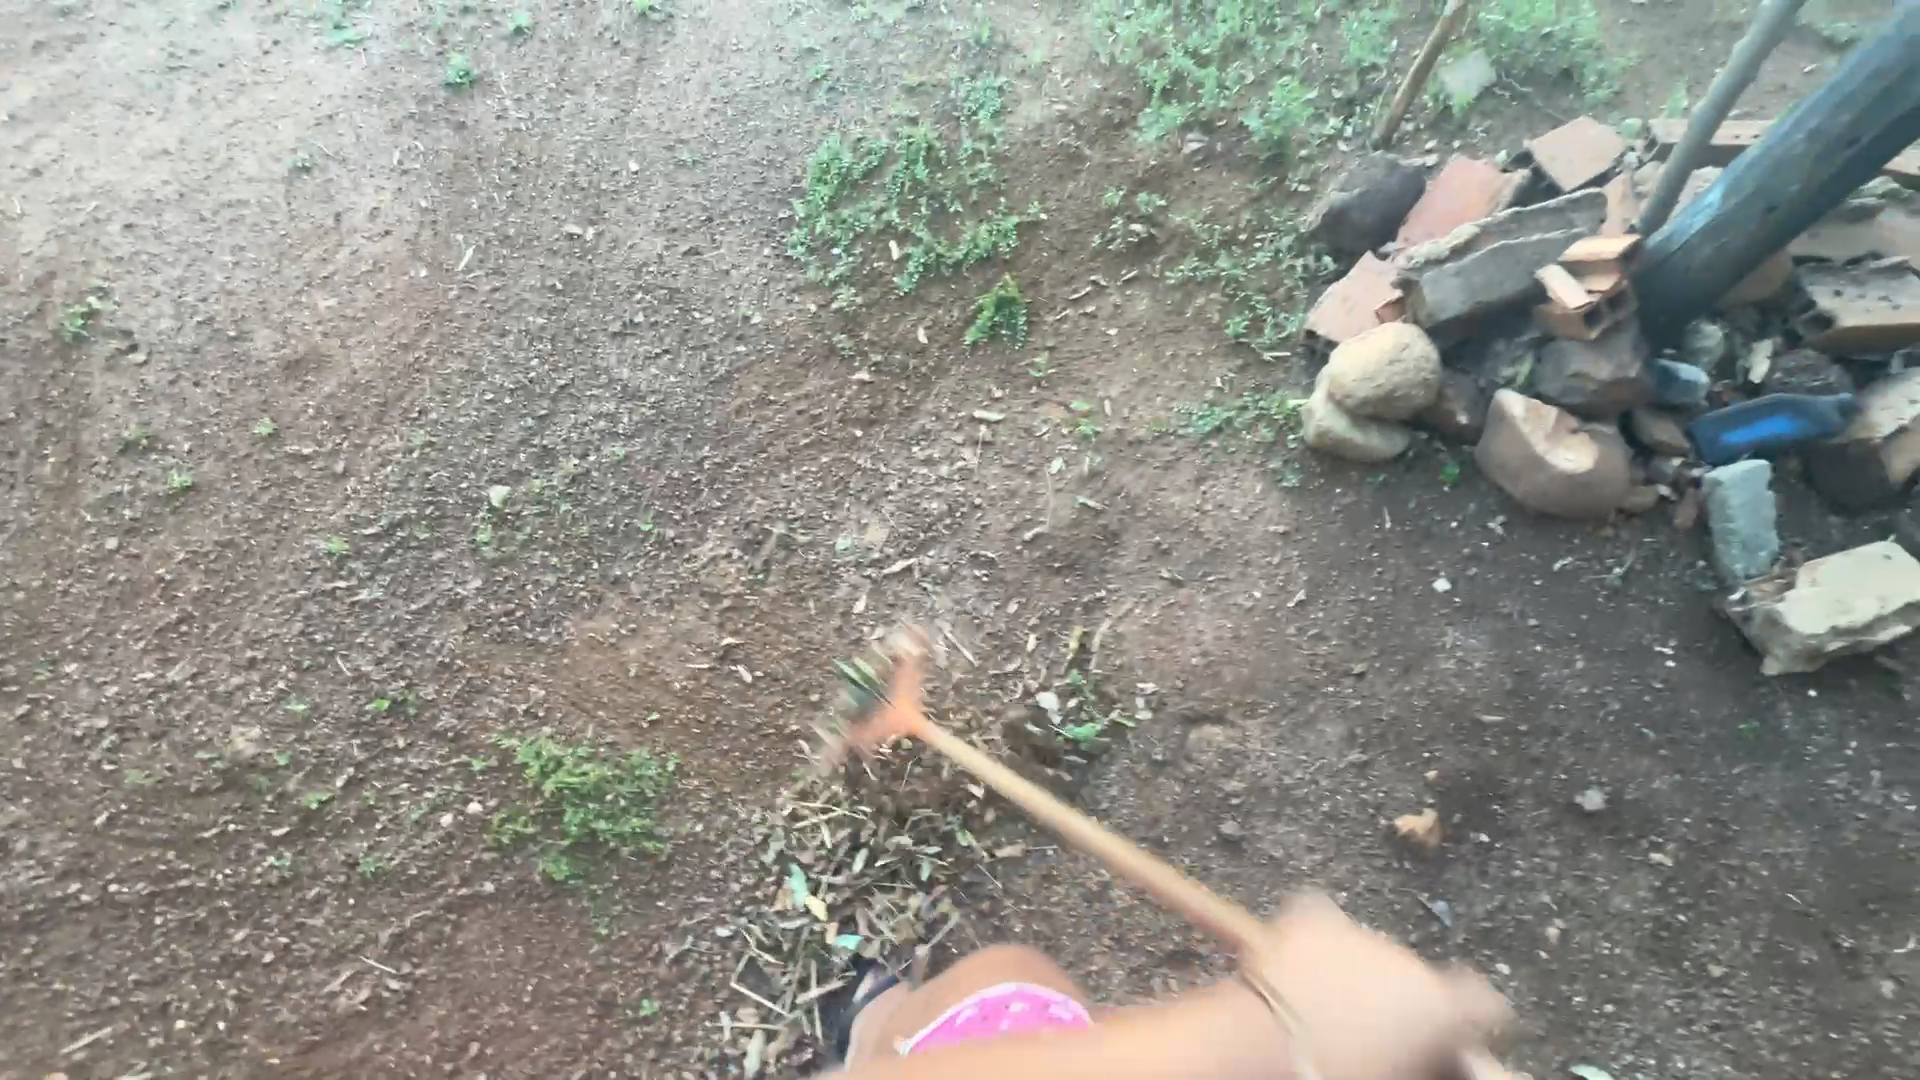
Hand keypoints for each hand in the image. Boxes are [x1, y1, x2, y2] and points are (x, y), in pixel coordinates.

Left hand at [1242, 893, 1509, 1079]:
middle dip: (1402, 993)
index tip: (1459, 1030)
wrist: (1279, 1044)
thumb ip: (1425, 1055)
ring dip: (1360, 963)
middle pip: (1417, 972)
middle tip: (1376, 1024)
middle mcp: (1409, 960)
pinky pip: (1319, 912)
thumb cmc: (1345, 1071)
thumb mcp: (1403, 1071)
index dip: (1472, 1014)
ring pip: (1370, 945)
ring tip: (1332, 995)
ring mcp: (1358, 932)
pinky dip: (1318, 929)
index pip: (1484, 1002)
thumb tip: (1425, 1053)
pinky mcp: (1309, 916)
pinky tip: (1303, 951)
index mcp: (1444, 1008)